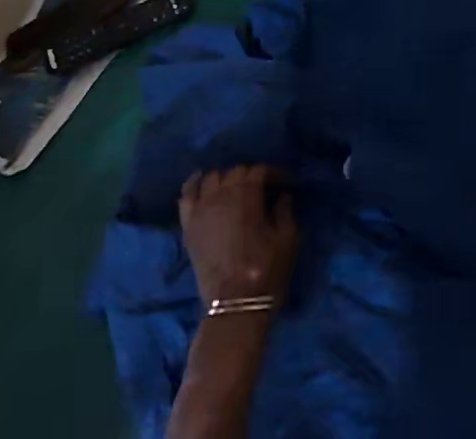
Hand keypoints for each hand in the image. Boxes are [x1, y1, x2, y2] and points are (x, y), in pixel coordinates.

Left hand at [178, 165, 297, 303]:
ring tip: (234, 187)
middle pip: (236, 171)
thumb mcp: (288, 240)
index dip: (274, 173)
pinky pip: (187, 194)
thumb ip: (286, 211)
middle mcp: (221, 194)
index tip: (285, 182)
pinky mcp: (188, 224)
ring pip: (212, 178)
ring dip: (226, 177)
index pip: (260, 170)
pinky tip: (201, 181)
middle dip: (251, 175)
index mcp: (247, 195)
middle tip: (263, 187)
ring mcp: (201, 208)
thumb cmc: (266, 271)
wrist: (235, 306)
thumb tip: (283, 195)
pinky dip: (194, 183)